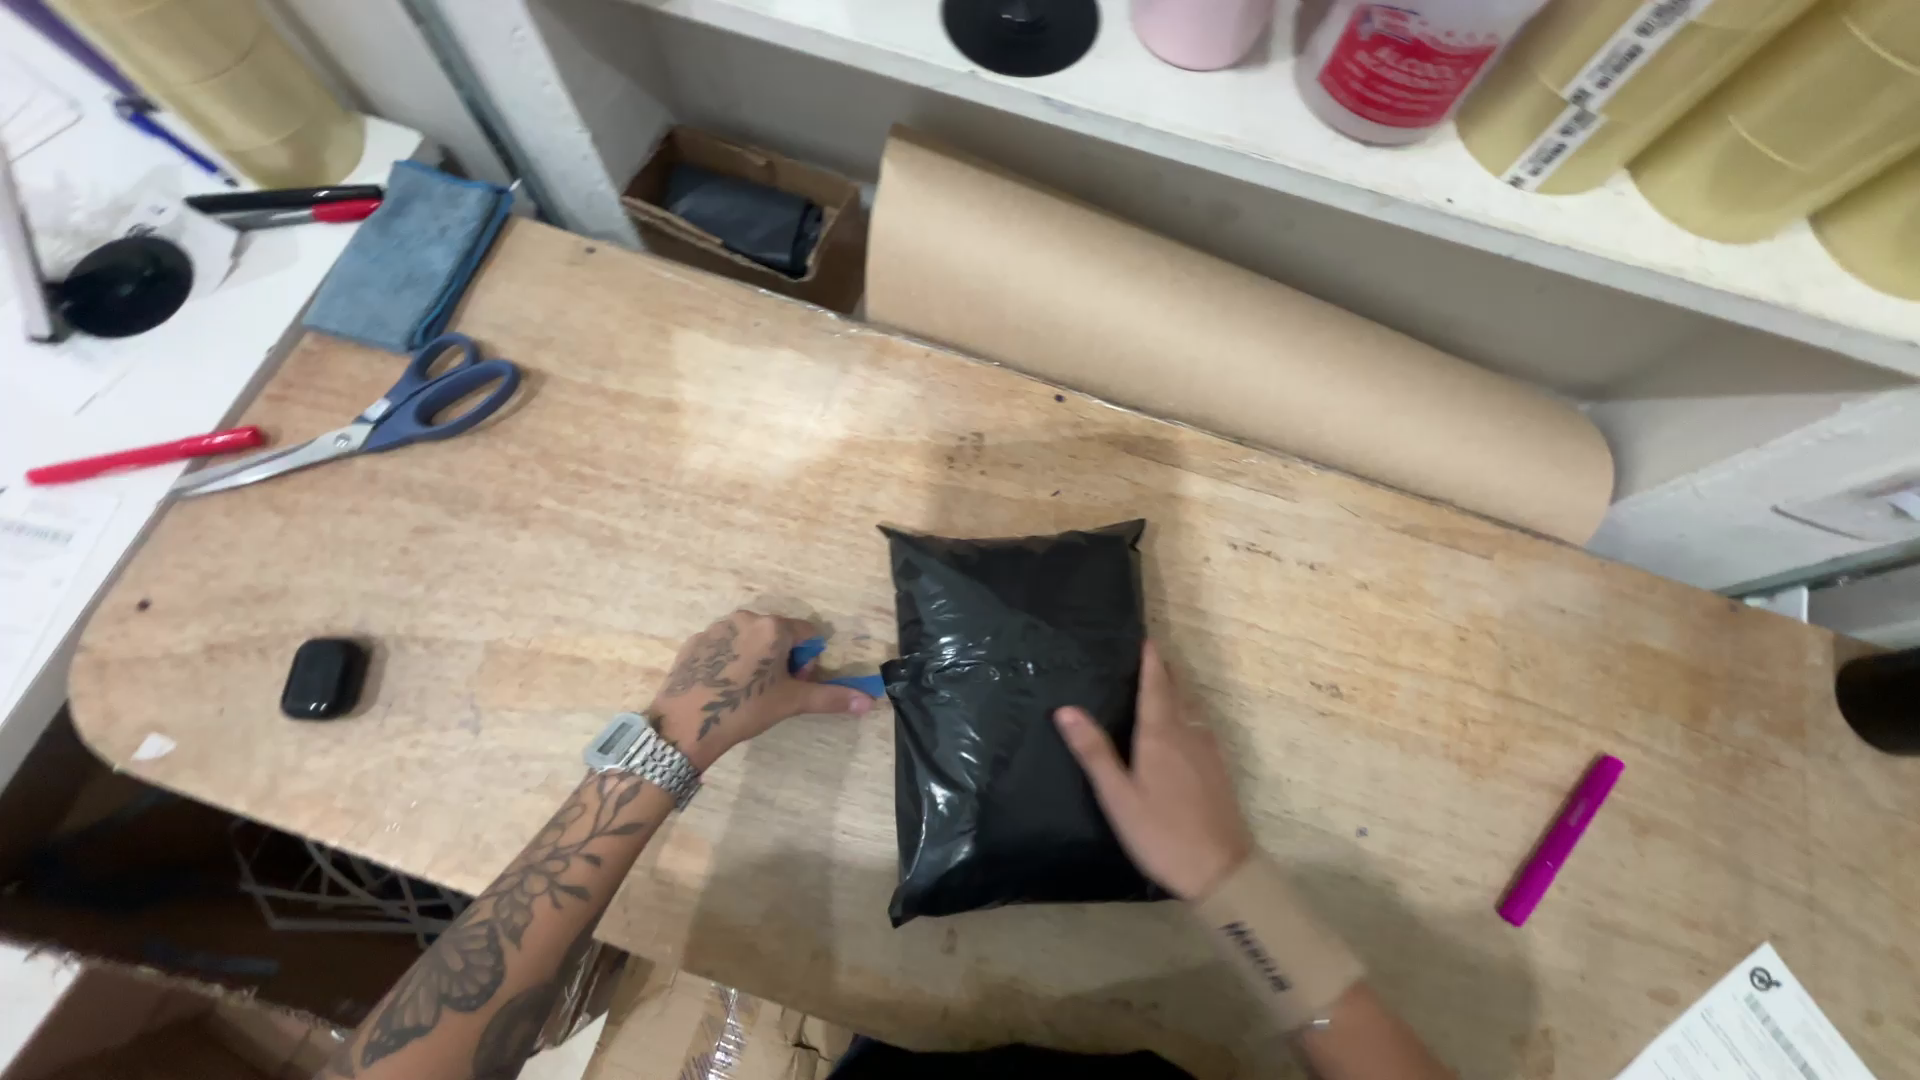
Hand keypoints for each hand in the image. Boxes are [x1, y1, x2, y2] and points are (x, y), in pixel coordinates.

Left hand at [649, 610, 873, 771]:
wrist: (684, 724)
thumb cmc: (744, 708)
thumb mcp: (792, 702)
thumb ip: (832, 697)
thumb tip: (869, 702)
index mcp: (773, 627)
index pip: (807, 635)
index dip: (807, 660)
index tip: (794, 683)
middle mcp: (746, 618)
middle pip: (778, 634)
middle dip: (782, 658)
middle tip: (772, 690)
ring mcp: (716, 628)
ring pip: (750, 639)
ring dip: (756, 658)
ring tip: (744, 691)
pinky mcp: (694, 641)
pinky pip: (723, 646)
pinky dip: (729, 661)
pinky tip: (721, 687)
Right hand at [1054, 640, 1253, 900]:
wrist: (1221, 871)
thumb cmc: (1161, 833)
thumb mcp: (1118, 796)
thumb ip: (1094, 752)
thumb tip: (1066, 709)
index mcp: (1161, 735)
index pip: (1155, 685)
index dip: (1150, 660)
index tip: (1144, 637)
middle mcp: (1188, 734)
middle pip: (1177, 691)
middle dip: (1164, 670)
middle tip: (1148, 653)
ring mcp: (1208, 751)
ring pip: (1191, 708)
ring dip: (1177, 690)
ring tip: (1161, 681)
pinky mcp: (1218, 770)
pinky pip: (1200, 726)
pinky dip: (1188, 712)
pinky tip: (1182, 726)